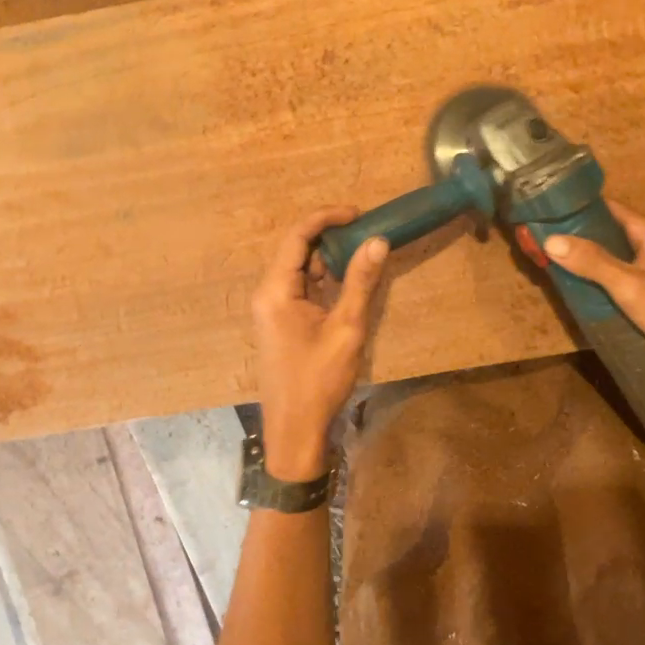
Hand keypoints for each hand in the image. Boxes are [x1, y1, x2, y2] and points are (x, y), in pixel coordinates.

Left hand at [250, 207, 390, 480]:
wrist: (295, 431)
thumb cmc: (318, 380)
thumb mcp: (346, 328)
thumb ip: (360, 281)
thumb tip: (377, 240)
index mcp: (275, 290)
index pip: (297, 236)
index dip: (326, 218)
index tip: (358, 213)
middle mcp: (267, 293)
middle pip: (295, 249)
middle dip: (329, 235)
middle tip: (365, 229)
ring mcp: (272, 309)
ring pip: (299, 268)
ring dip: (327, 257)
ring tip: (362, 249)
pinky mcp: (280, 322)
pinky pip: (300, 287)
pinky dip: (323, 278)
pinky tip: (348, 279)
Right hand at [544, 201, 644, 403]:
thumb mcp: (629, 287)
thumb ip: (592, 262)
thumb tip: (550, 239)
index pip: (609, 207)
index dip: (578, 209)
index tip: (548, 216)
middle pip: (615, 228)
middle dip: (583, 235)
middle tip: (549, 244)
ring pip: (623, 250)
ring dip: (597, 255)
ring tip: (564, 264)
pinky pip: (633, 268)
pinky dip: (612, 272)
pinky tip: (596, 287)